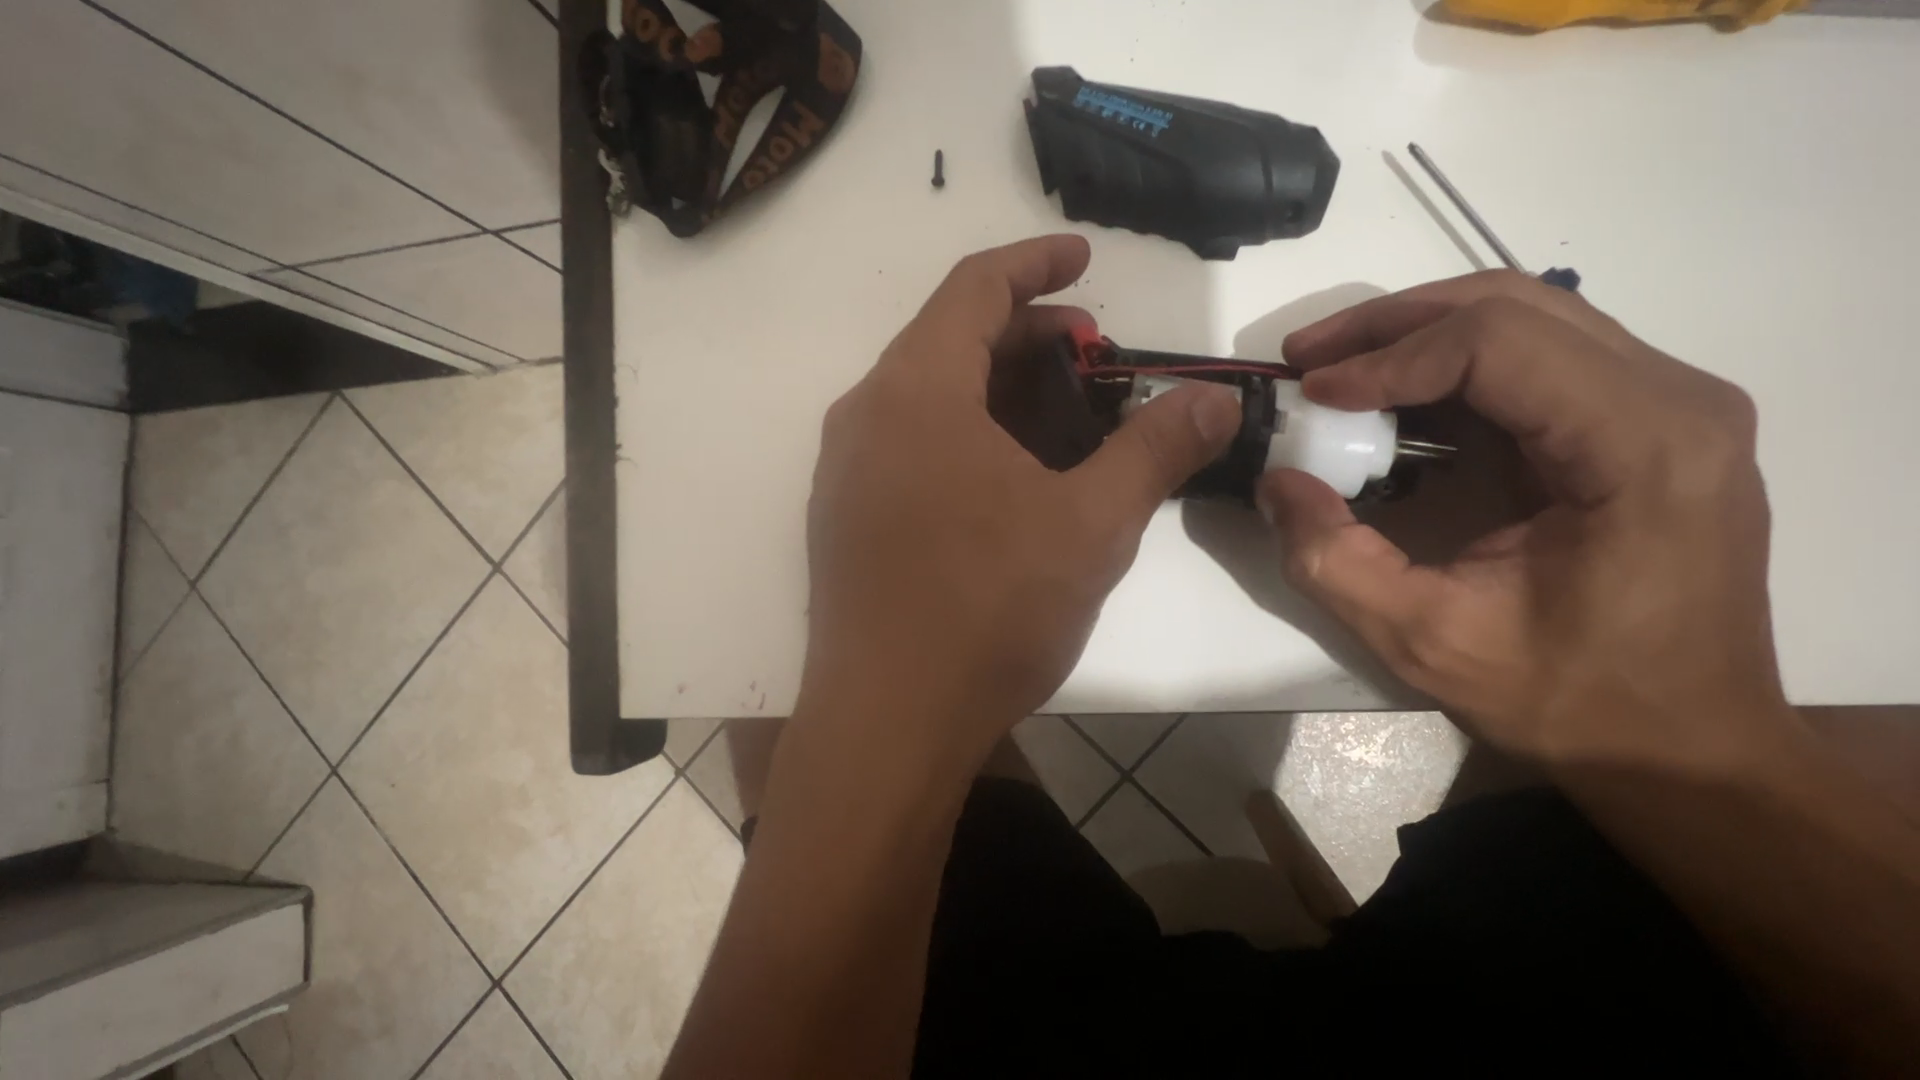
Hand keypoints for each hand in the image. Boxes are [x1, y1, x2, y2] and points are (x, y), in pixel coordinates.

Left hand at [801, 235, 1239, 764]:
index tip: (1085, 260)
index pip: (974, 288)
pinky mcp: (845, 521)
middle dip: (1027, 337)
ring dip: (997, 391)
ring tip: (1065, 419)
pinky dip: (964, 436)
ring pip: (927, 398)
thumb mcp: (1091, 523)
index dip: (1035, 263)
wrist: (889, 722)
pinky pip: (908, 447)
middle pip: (948, 340)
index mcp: (914, 390)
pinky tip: (1012, 480)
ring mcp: (845, 472)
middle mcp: (864, 416)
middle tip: (1095, 358)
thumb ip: (1154, 449)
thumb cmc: (988, 608)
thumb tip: (1215, 401)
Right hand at [1259, 270, 1792, 769]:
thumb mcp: (1426, 640)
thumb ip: (1333, 559)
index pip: (1499, 344)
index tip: (1313, 394)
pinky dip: (1452, 365)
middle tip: (1307, 356)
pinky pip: (1538, 358)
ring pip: (1528, 316)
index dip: (1388, 358)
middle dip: (1393, 323)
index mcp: (1642, 447)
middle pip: (1515, 306)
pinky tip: (1395, 399)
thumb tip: (1274, 481)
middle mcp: (1675, 401)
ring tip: (1338, 368)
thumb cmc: (1570, 700)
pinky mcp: (1647, 422)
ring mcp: (1669, 405)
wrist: (1682, 744)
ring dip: (1419, 333)